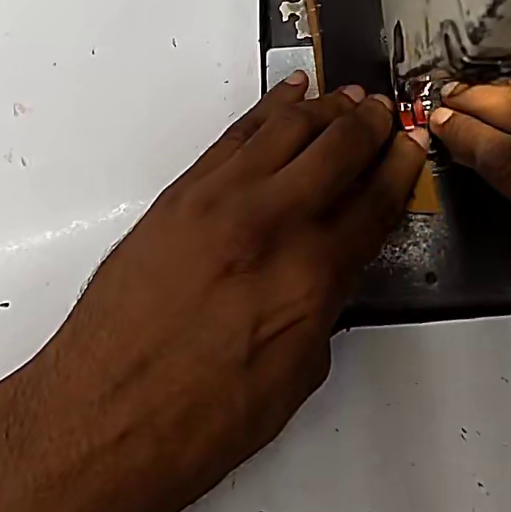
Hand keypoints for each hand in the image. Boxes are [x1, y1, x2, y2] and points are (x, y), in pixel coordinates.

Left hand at [12, 72, 425, 511]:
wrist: (99, 417)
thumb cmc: (194, 416)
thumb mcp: (295, 372)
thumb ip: (326, 299)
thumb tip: (338, 256)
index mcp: (310, 276)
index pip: (375, 201)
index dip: (401, 166)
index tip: (412, 146)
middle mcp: (270, 225)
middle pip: (339, 148)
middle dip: (372, 124)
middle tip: (386, 112)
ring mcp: (222, 199)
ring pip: (291, 125)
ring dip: (328, 106)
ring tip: (349, 96)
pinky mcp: (184, 190)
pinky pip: (239, 131)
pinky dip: (271, 106)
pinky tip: (290, 94)